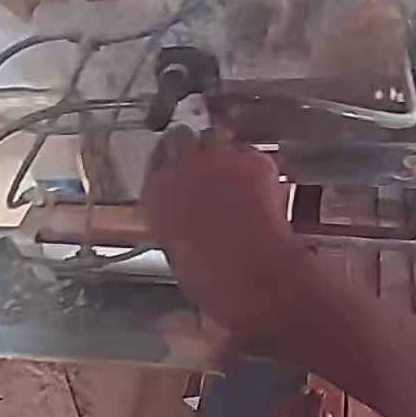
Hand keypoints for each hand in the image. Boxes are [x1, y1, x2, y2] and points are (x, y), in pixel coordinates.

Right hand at [145, 126, 306, 338]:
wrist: (253, 277)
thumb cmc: (212, 277)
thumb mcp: (176, 250)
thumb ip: (173, 220)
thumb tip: (182, 216)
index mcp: (156, 193)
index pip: (155, 161)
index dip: (167, 165)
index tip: (174, 173)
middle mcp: (183, 167)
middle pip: (183, 140)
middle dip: (194, 151)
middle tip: (205, 169)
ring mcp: (220, 159)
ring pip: (218, 139)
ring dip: (223, 154)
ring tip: (233, 177)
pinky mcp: (255, 161)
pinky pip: (251, 155)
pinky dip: (255, 167)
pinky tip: (260, 188)